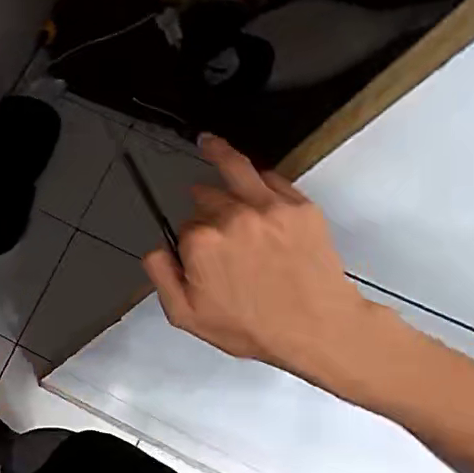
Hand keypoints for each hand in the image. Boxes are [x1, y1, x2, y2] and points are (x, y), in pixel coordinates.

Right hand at [143, 135, 409, 397]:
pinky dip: (257, 174)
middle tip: (214, 232)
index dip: (188, 243)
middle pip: (205, 198)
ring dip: (218, 153)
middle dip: (203, 208)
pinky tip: (251, 173)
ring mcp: (269, 208)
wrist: (318, 329)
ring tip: (208, 143)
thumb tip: (156, 248)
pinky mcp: (299, 207)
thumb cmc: (253, 327)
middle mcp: (232, 217)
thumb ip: (161, 276)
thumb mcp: (186, 316)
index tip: (199, 259)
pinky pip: (271, 177)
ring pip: (235, 170)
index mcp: (201, 243)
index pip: (183, 227)